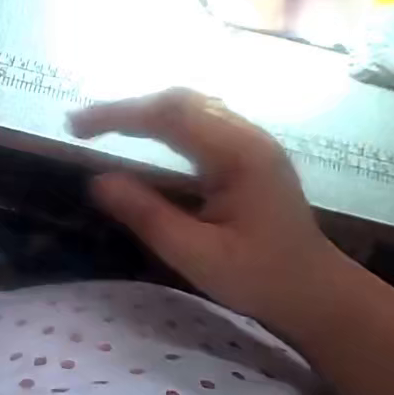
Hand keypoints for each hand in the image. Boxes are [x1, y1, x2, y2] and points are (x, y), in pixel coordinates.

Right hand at [69, 88, 354, 329]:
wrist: (317, 292)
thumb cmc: (260, 278)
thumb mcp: (196, 255)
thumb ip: (147, 215)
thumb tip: (97, 182)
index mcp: (239, 155)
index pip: (168, 115)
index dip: (117, 115)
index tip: (76, 127)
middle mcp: (248, 137)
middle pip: (180, 102)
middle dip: (128, 109)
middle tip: (83, 127)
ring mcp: (252, 143)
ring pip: (192, 108)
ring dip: (146, 113)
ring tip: (105, 129)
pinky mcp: (250, 156)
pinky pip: (202, 124)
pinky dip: (165, 125)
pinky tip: (146, 140)